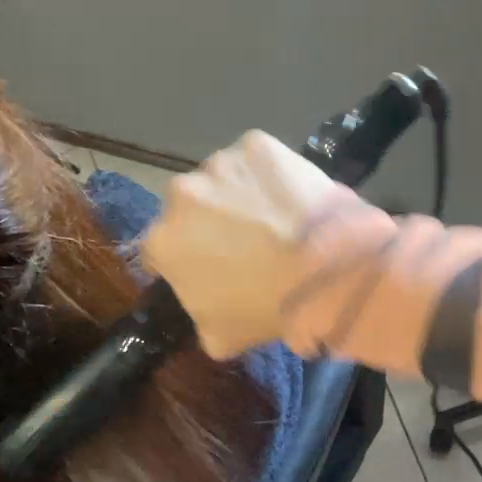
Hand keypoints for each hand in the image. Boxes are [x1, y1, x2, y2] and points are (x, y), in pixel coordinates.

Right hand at [143, 130, 359, 357]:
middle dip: (203, 224)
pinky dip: (264, 177)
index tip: (201, 270)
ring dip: (232, 197)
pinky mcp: (256, 143)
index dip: (178, 261)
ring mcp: (219, 163)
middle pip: (185, 209)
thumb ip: (196, 315)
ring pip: (218, 181)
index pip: (157, 251)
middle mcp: (180, 193)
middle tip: (238, 245)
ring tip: (267, 220)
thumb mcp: (217, 337)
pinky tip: (285, 200)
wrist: (325, 271)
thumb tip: (201, 305)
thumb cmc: (263, 308)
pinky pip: (253, 162)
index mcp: (163, 242)